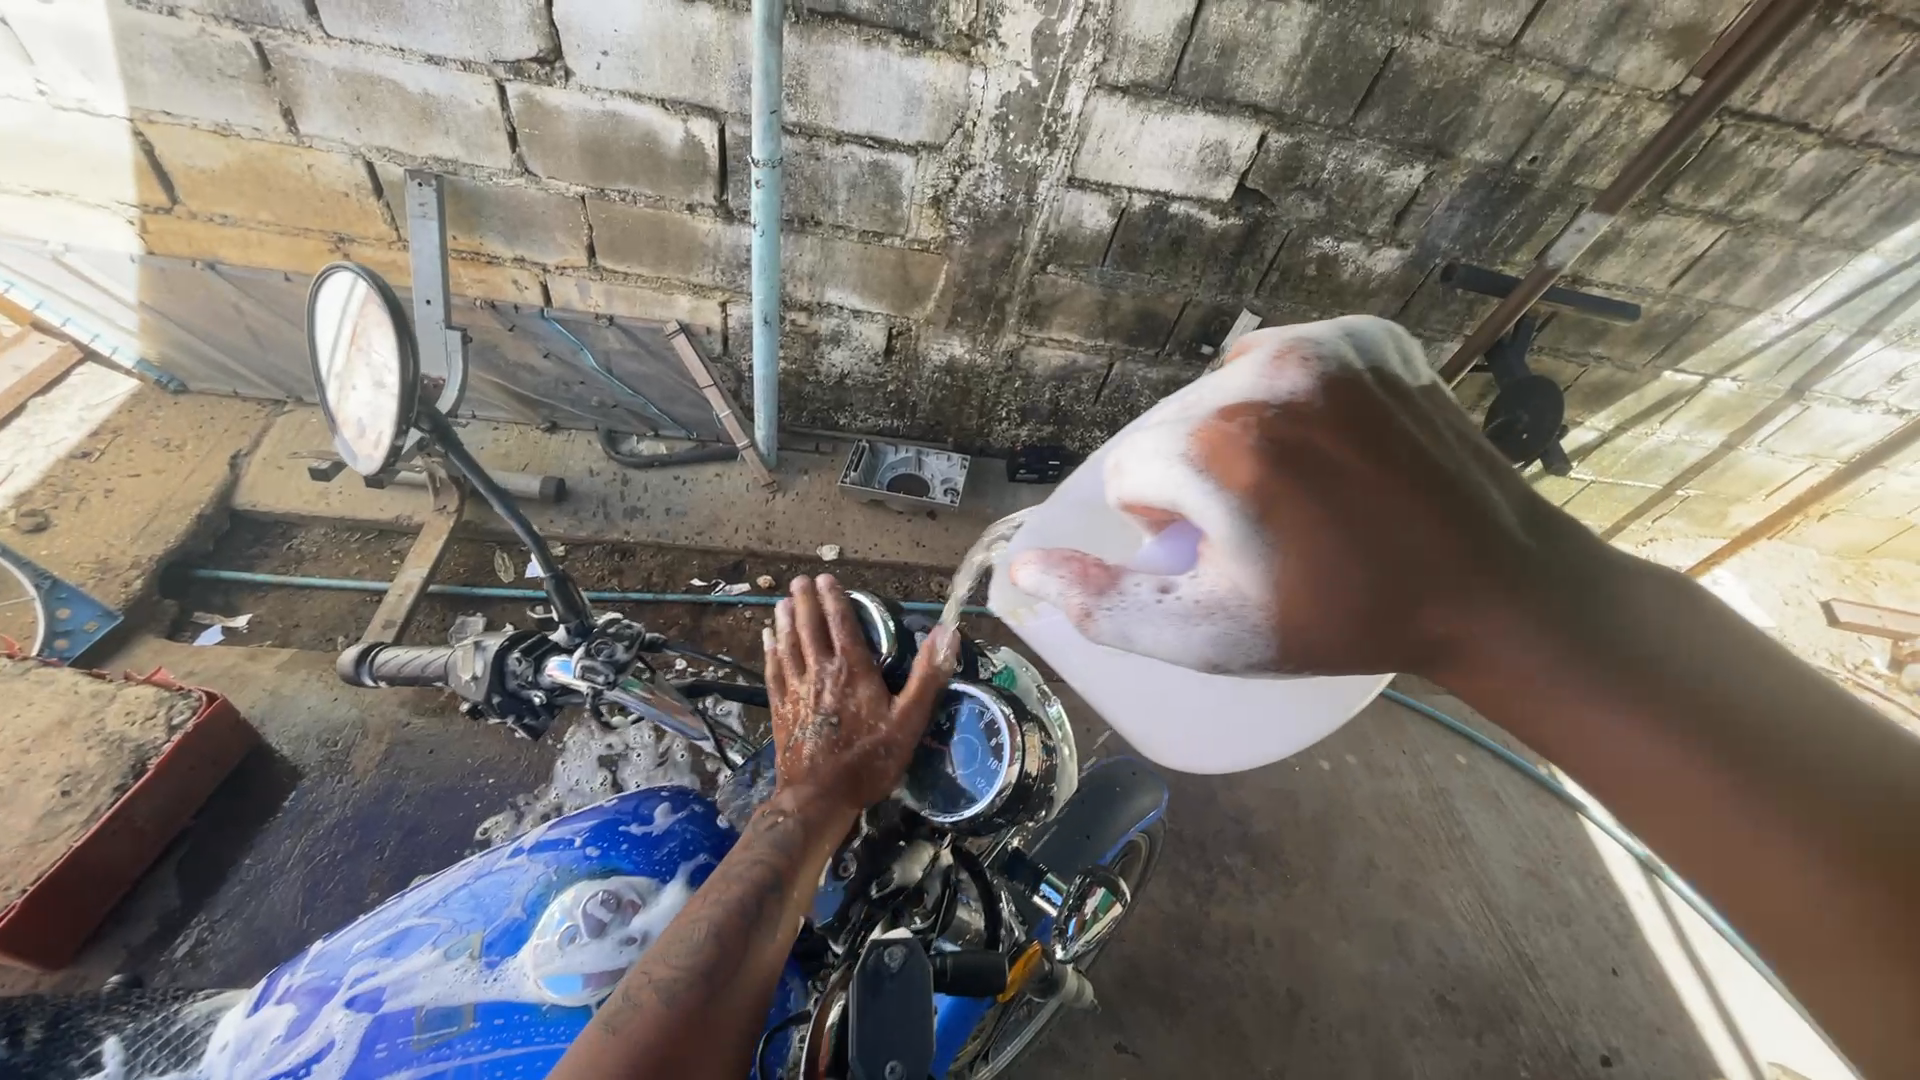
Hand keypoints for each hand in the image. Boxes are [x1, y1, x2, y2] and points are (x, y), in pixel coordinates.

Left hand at [762, 574, 954, 822]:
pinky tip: (768, 640)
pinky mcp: (781, 708)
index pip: (841, 623)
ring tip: (782, 601)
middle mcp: (821, 671)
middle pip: (810, 627)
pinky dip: (771, 651)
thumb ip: (927, 675)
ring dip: (785, 620)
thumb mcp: (909, 720)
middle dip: (805, 601)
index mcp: (853, 670)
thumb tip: (948, 632)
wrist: (819, 798)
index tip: (826, 579)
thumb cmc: (869, 760)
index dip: (834, 599)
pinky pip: (774, 670)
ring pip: (788, 644)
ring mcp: (797, 689)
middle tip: (800, 580)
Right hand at [1009, 315, 1606, 680]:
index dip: (1162, 522)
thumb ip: (1102, 603)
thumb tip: (1023, 566)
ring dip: (1229, 436)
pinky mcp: (1368, 334)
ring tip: (1294, 486)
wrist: (1494, 586)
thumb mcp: (1209, 636)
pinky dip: (1279, 401)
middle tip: (1261, 526)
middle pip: (1167, 426)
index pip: (1127, 473)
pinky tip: (1327, 446)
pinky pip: (1277, 363)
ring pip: (1216, 389)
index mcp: (1215, 447)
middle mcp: (1260, 374)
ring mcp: (1323, 344)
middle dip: (1190, 477)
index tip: (1220, 552)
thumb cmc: (1341, 618)